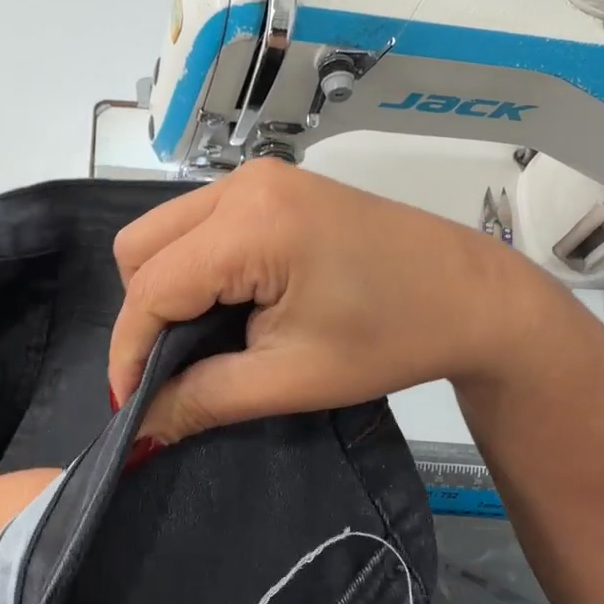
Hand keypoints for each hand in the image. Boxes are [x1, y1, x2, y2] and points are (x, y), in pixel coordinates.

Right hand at [109, 159, 549, 442]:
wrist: (474, 296)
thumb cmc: (392, 339)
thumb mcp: (291, 380)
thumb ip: (203, 399)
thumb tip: (138, 426)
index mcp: (251, 227)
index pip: (152, 288)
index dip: (129, 351)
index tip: (132, 404)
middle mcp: (241, 185)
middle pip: (140, 247)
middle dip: (143, 314)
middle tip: (172, 367)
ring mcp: (254, 178)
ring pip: (162, 231)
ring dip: (164, 288)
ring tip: (200, 338)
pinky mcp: (267, 185)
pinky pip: (195, 224)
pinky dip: (191, 266)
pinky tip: (224, 303)